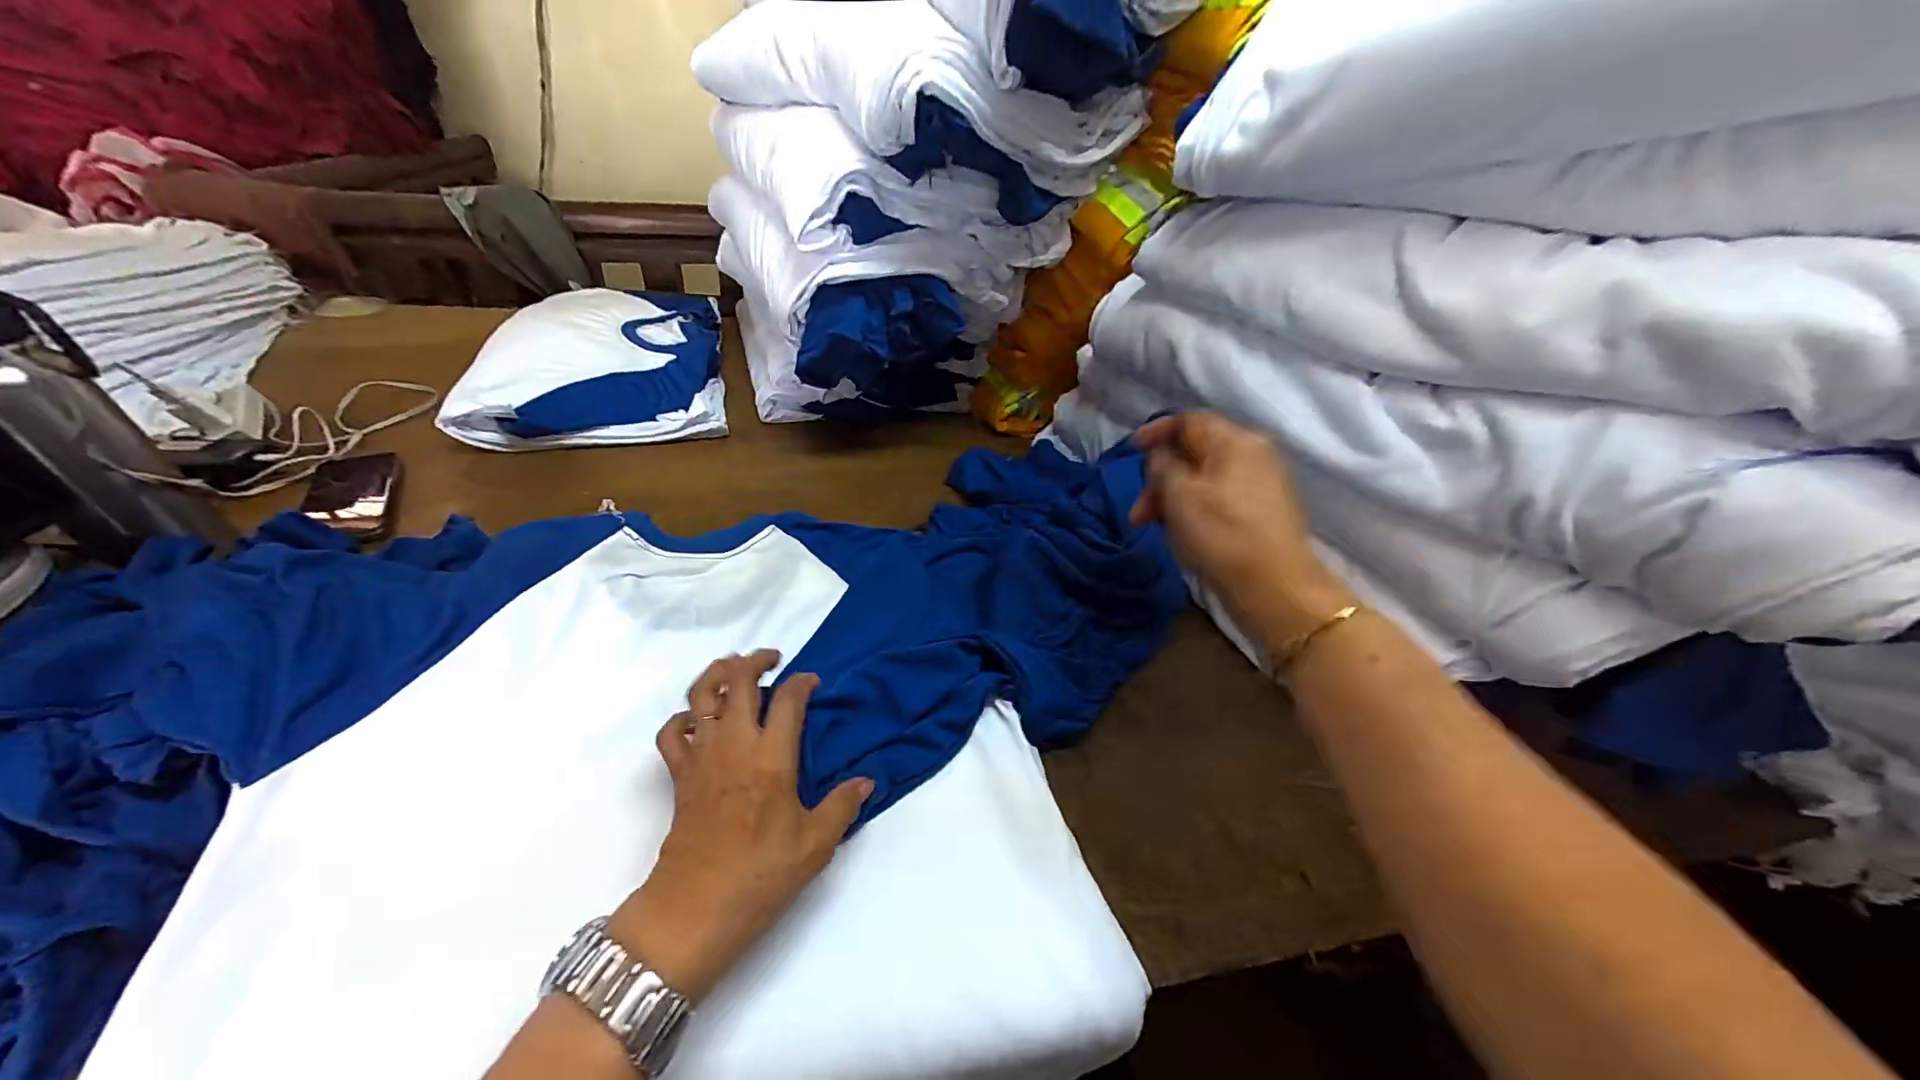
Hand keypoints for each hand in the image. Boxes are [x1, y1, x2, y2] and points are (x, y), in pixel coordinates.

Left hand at [610, 650, 872, 1001]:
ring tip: (735, 671)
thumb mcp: (815, 845)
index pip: (788, 699)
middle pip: (736, 680)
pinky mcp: (679, 775)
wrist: (694, 909)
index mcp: (771, 758)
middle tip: (773, 659)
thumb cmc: (760, 875)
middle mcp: (734, 745)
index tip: (812, 682)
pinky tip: (700, 721)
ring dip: (717, 673)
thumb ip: (842, 806)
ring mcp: (701, 757)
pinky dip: (684, 717)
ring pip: (699, 694)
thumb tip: (866, 780)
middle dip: (756, 660)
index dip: (802, 681)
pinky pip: (672, 731)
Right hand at [1130, 412, 1354, 644]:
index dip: (1155, 431)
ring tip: (1153, 529)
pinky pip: (1217, 499)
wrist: (1275, 588)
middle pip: (1194, 452)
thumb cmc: (1222, 535)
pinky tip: (1180, 534)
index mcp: (1236, 441)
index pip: (1188, 420)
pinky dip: (1193, 510)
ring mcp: (1260, 485)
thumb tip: (1160, 455)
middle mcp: (1253, 455)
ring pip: (1202, 480)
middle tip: (1138, 511)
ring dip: (1171, 499)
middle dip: (1159, 477)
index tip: (1130, 451)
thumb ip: (1163, 465)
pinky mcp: (1260, 514)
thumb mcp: (1179, 495)